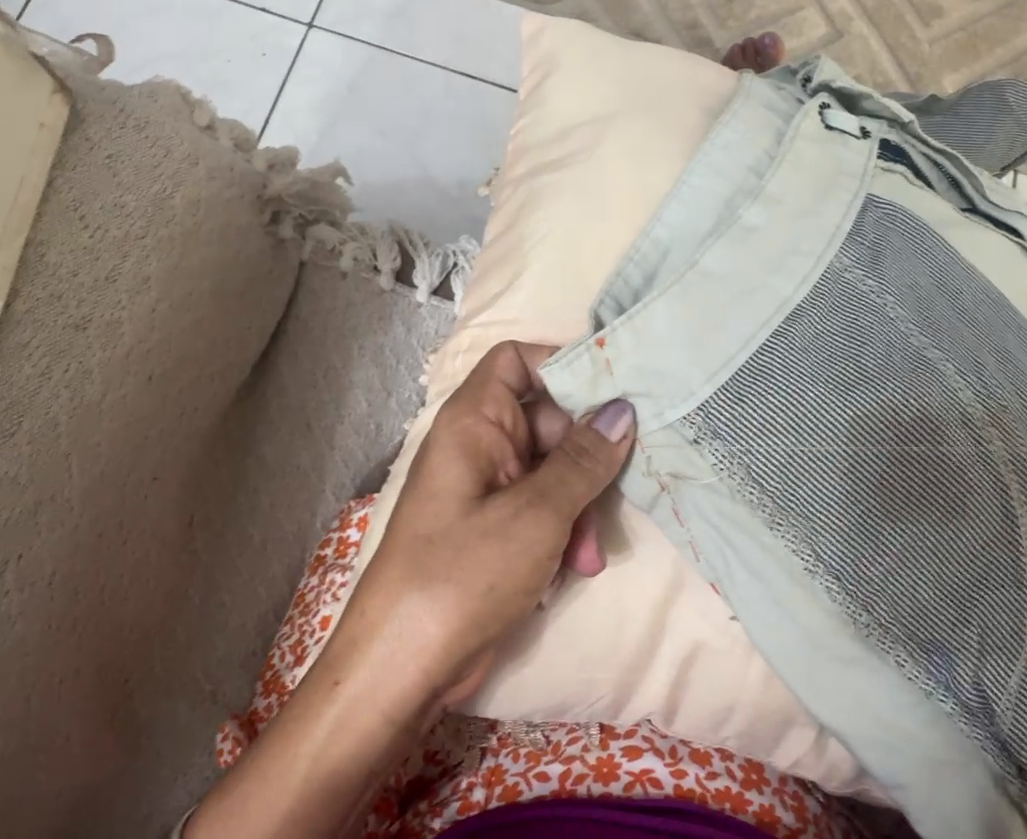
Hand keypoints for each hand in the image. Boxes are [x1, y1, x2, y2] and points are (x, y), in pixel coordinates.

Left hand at [185, 342, 634, 838]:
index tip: (616, 395)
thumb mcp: (536, 514)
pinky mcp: (494, 530)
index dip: (563, 367)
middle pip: (547, 419)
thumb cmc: (462, 574)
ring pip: (552, 469)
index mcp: (473, 421)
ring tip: (590, 552)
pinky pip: (543, 508)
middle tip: (615, 490)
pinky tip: (578, 567)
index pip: (517, 360)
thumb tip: (622, 410)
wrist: (404, 666)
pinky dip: (565, 531)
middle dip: (585, 457)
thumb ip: (583, 459)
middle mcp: (478, 446)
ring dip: (581, 505)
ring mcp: (485, 490)